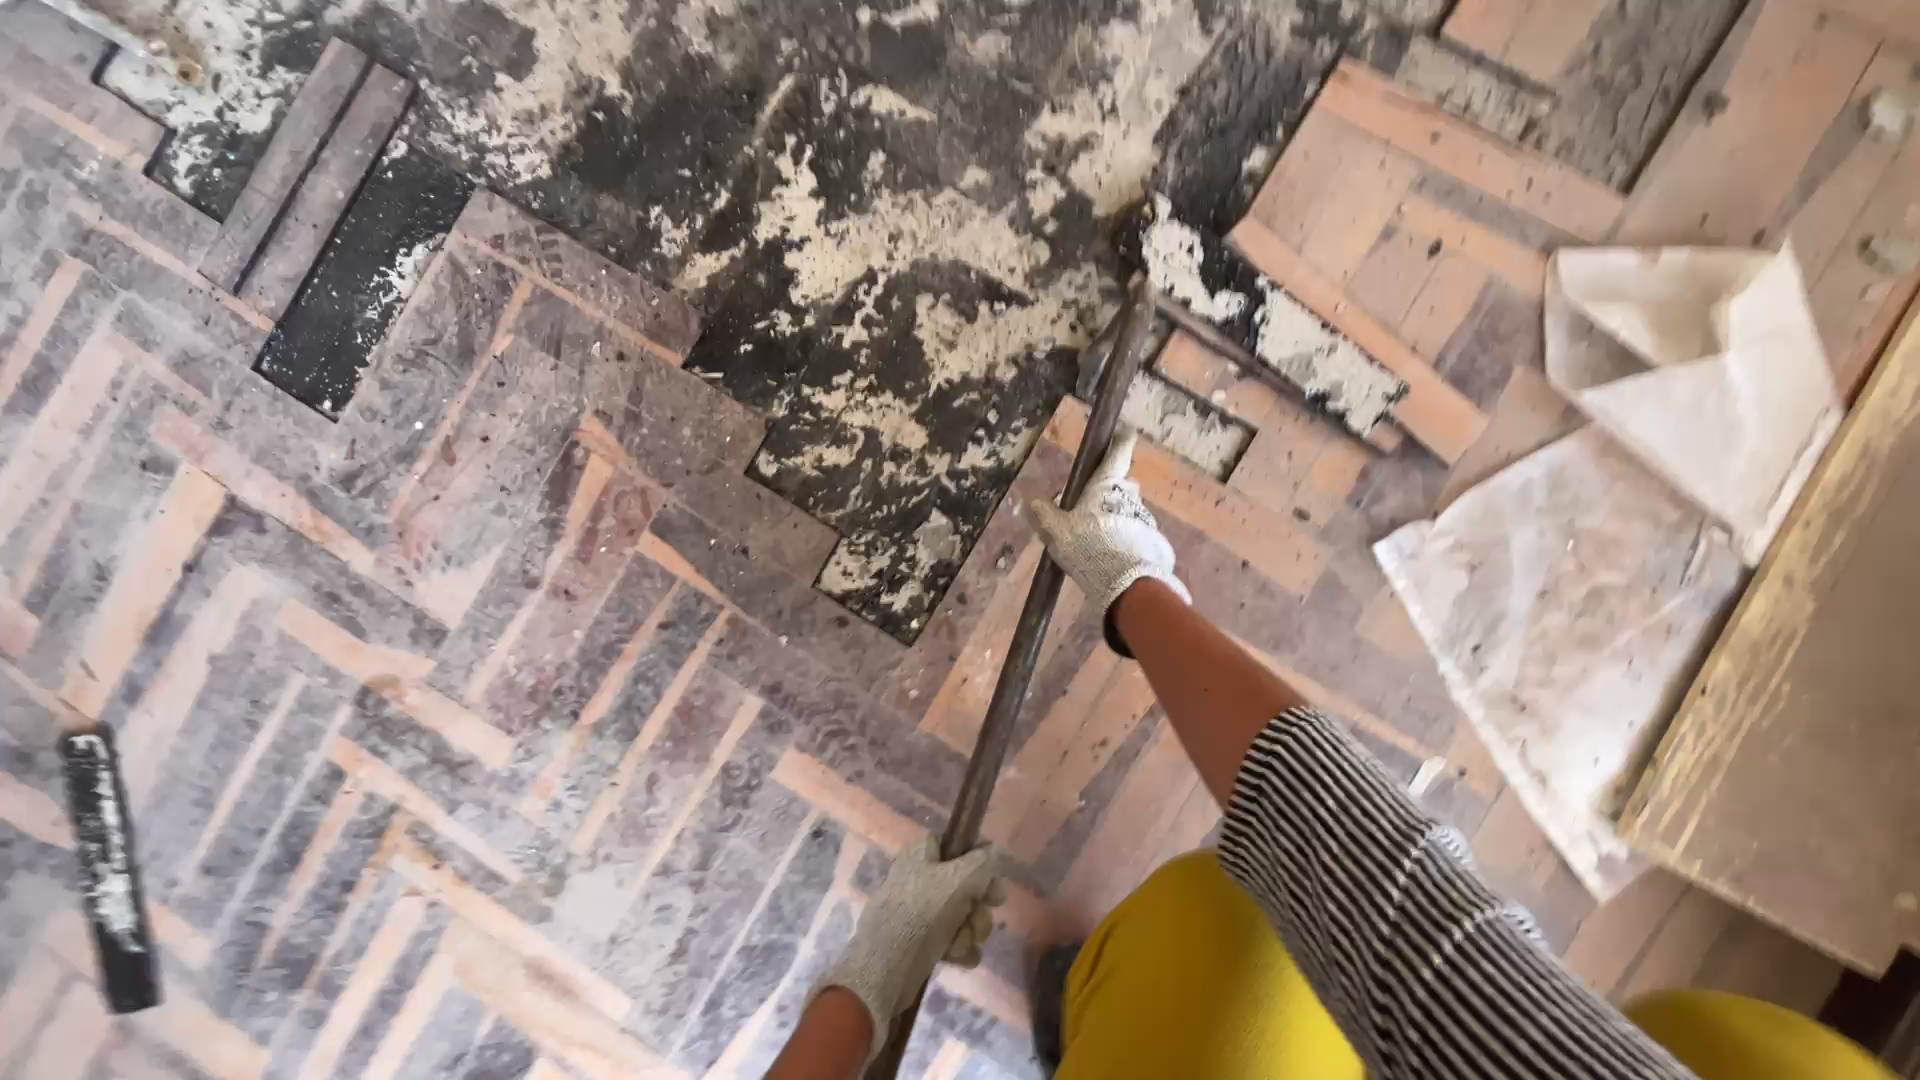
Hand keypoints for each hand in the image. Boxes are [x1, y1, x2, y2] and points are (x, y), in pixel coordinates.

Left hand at [818, 838, 999, 1059]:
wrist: (886, 966)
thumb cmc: (924, 912)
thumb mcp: (961, 878)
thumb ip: (984, 861)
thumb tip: (993, 852)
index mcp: (923, 852)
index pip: (958, 845)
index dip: (980, 862)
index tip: (994, 883)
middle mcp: (921, 876)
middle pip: (965, 883)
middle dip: (979, 906)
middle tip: (980, 919)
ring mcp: (919, 909)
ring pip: (962, 914)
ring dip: (970, 930)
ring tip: (962, 943)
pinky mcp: (920, 939)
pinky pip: (951, 937)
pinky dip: (959, 947)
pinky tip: (958, 957)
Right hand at [1028, 430, 1189, 653]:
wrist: (1125, 580)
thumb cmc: (1088, 545)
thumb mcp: (1057, 530)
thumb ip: (1044, 513)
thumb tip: (1033, 499)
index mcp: (1107, 484)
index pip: (1119, 452)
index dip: (1121, 441)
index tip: (1124, 433)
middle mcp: (1129, 495)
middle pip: (1121, 483)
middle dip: (1109, 489)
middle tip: (1090, 505)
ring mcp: (1145, 517)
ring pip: (1127, 510)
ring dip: (1116, 517)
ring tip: (1097, 539)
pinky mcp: (1153, 540)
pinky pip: (1135, 533)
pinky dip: (1125, 539)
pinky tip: (1111, 556)